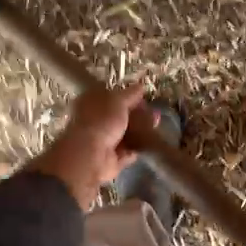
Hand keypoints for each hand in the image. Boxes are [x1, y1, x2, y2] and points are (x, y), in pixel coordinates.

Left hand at [26, 84, 149, 209]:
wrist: (91, 156)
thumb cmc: (101, 121)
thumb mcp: (118, 101)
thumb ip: (130, 94)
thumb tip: (141, 86)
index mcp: (90, 102)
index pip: (110, 96)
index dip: (127, 96)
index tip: (143, 98)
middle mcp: (93, 121)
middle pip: (118, 116)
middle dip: (137, 116)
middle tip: (155, 115)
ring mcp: (101, 141)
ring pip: (123, 134)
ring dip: (139, 132)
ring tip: (155, 128)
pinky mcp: (109, 159)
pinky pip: (125, 153)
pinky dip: (135, 150)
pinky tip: (149, 146)